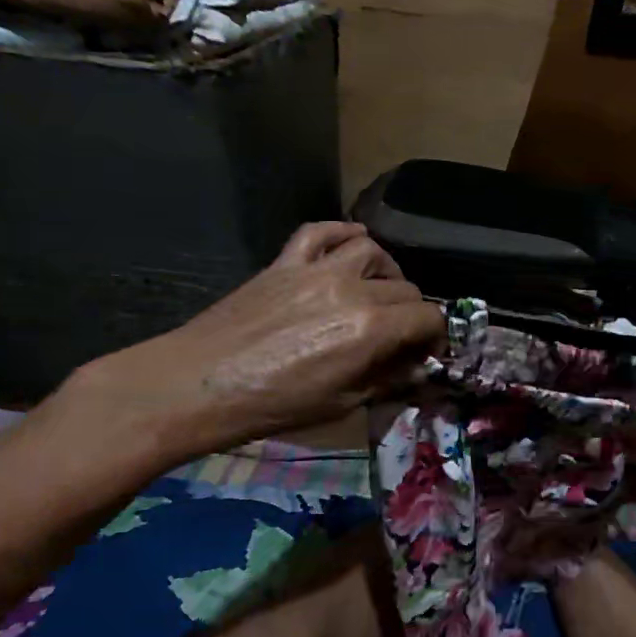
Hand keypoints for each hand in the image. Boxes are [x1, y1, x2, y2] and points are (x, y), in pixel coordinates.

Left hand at [59, 222, 442, 468]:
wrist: (200, 384)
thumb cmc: (275, 404)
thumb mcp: (344, 403)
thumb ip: (388, 379)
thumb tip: (418, 368)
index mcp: (371, 329)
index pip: (428, 318)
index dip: (435, 337)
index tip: (425, 354)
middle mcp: (352, 289)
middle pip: (406, 287)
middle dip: (412, 313)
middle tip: (399, 337)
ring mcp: (316, 269)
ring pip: (371, 251)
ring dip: (386, 271)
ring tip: (379, 291)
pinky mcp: (285, 261)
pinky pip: (321, 231)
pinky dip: (342, 233)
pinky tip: (352, 242)